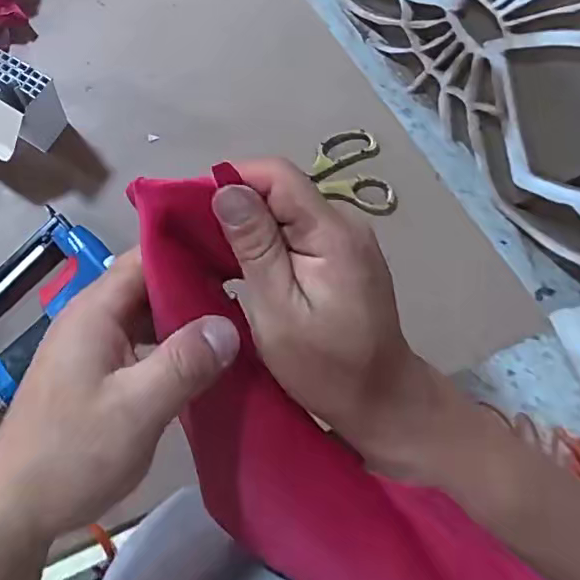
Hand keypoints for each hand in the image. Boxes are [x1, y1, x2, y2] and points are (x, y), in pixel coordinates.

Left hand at [0, 248, 238, 542]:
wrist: (15, 504)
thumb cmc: (72, 450)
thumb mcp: (136, 409)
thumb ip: (183, 363)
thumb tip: (227, 324)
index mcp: (95, 309)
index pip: (143, 257)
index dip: (186, 251)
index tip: (232, 255)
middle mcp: (89, 316)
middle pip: (145, 285)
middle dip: (191, 287)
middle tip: (245, 294)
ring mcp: (88, 344)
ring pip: (142, 316)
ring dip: (179, 320)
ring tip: (233, 325)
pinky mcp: (91, 372)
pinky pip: (135, 343)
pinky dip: (165, 346)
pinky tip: (197, 364)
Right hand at [213, 158, 439, 459]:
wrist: (383, 405)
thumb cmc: (326, 367)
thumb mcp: (278, 309)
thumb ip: (254, 246)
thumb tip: (225, 189)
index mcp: (332, 232)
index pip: (277, 174)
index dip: (232, 179)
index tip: (195, 208)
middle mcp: (343, 221)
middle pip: (279, 187)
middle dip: (236, 203)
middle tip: (199, 238)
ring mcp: (345, 235)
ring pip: (284, 206)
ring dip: (248, 222)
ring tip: (217, 253)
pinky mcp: (340, 250)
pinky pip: (294, 225)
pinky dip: (265, 237)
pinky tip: (247, 263)